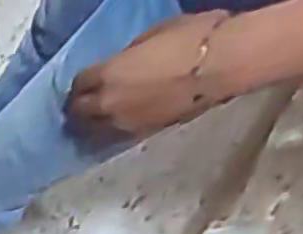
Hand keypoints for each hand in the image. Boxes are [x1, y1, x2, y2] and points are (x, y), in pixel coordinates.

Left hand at [68, 13, 235, 140]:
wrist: (224, 64)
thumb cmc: (196, 37)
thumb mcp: (158, 32)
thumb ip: (130, 52)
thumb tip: (122, 62)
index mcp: (106, 75)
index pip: (79, 83)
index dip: (82, 82)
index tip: (88, 80)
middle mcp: (104, 103)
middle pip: (78, 110)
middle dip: (79, 105)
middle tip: (87, 100)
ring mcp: (118, 122)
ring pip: (91, 128)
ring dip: (92, 122)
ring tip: (99, 116)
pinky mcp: (136, 134)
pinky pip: (113, 134)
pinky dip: (111, 129)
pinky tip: (119, 122)